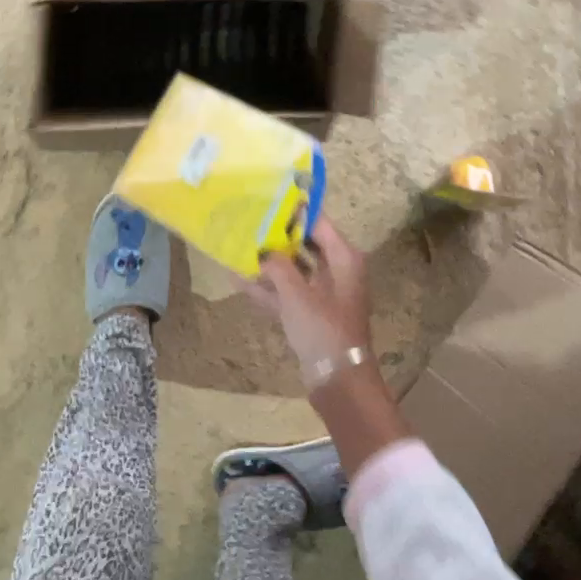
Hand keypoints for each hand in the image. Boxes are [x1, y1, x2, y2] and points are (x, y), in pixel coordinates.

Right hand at [242, 218, 373, 388]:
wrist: (338, 381)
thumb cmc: (323, 329)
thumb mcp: (296, 294)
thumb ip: (277, 265)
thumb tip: (261, 249)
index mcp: (343, 258)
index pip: (318, 222)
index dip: (294, 210)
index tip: (267, 197)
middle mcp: (336, 270)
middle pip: (304, 243)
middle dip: (276, 234)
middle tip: (247, 219)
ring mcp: (323, 293)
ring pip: (293, 268)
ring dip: (269, 261)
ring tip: (237, 245)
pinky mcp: (310, 314)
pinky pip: (287, 292)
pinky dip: (267, 287)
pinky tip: (238, 278)